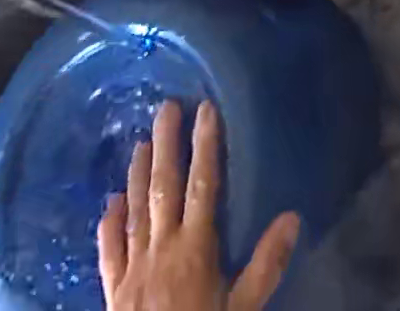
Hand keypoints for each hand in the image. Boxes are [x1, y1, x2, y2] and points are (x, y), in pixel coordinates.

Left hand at [98, 100, 300, 310]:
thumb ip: (265, 265)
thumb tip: (291, 216)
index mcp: (194, 248)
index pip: (202, 184)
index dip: (206, 144)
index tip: (206, 109)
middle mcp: (161, 248)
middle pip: (164, 186)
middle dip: (167, 144)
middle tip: (166, 107)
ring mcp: (132, 269)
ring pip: (135, 209)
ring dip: (138, 173)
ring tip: (140, 141)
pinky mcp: (113, 292)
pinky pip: (109, 251)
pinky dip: (108, 225)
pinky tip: (109, 203)